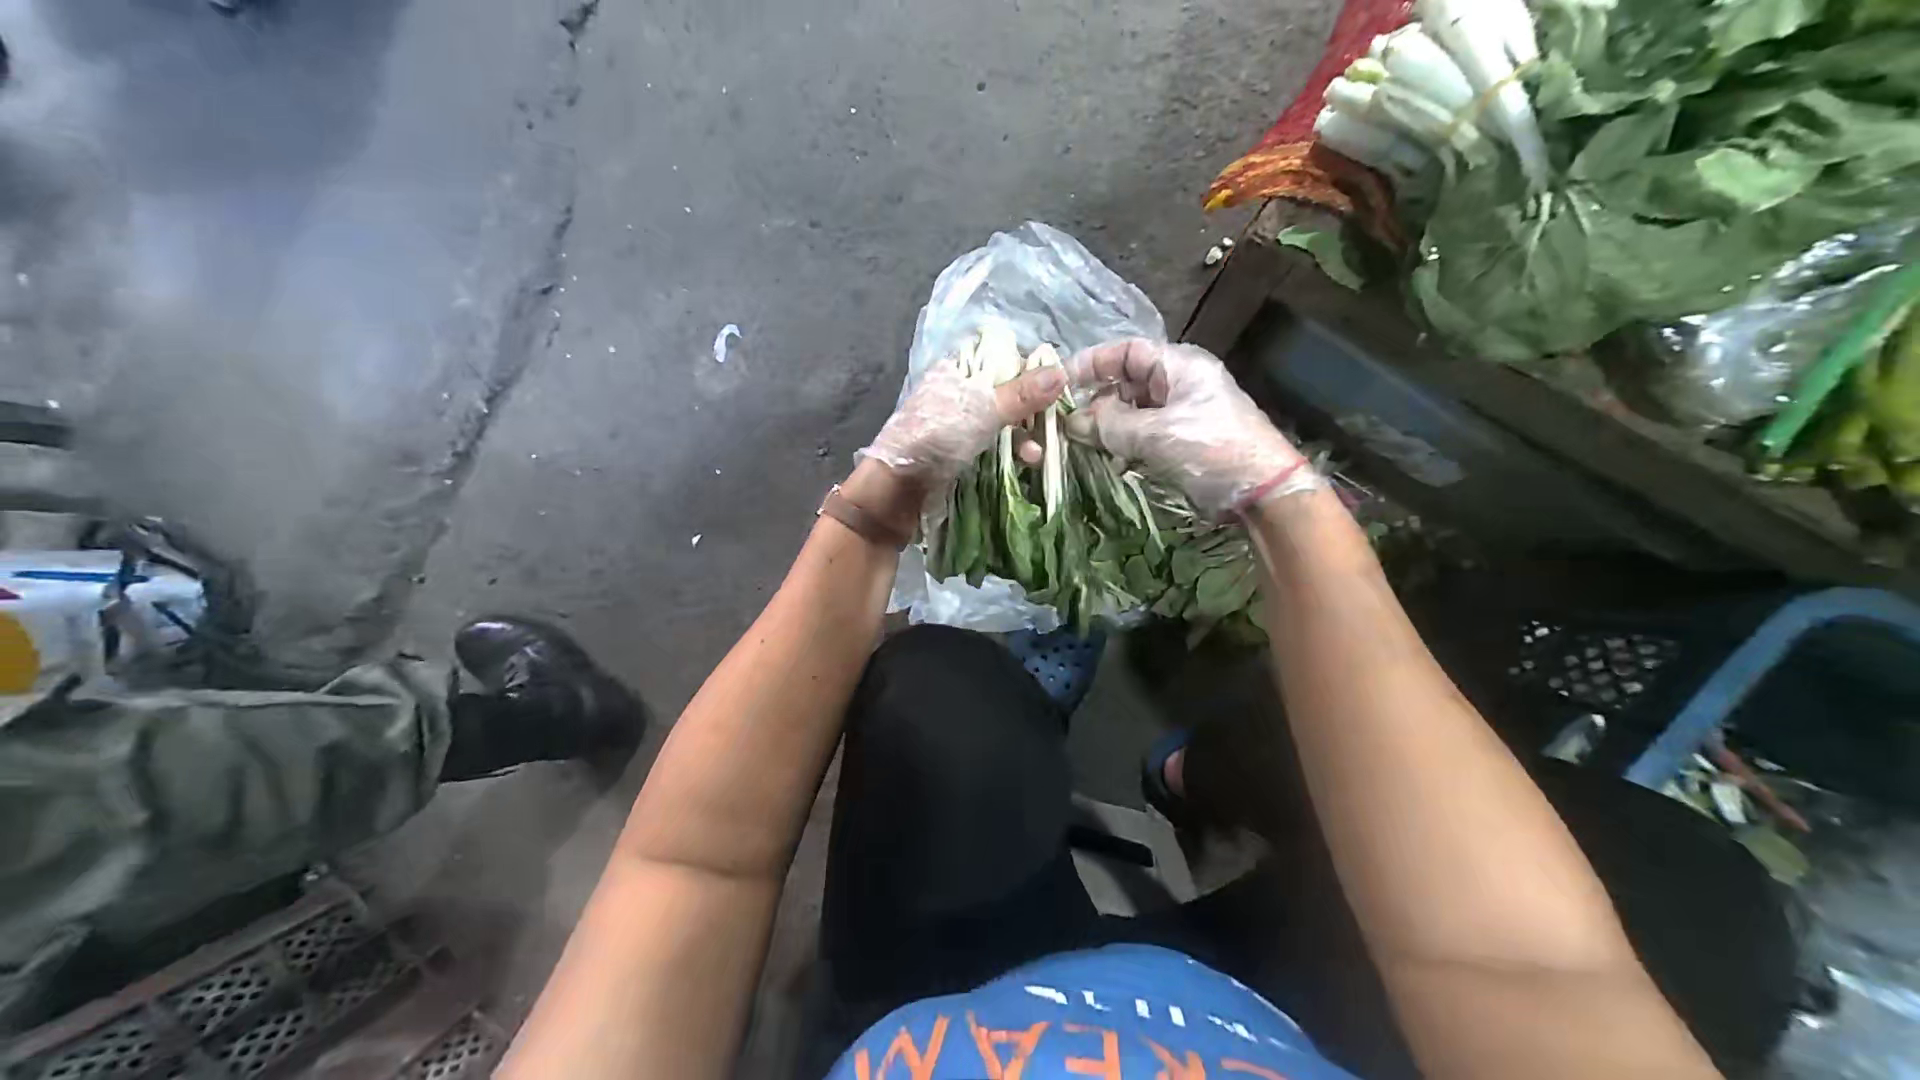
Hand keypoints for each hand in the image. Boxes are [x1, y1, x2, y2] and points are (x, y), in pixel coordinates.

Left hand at [860, 357, 1065, 479]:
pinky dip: (1013, 452)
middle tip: (1055, 424)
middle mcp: (959, 394)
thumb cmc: (937, 438)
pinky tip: (1027, 463)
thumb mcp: (983, 411)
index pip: (1001, 359)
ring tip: (1036, 455)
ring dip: (1025, 436)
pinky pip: (997, 446)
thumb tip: (1061, 374)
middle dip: (1033, 410)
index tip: (1058, 385)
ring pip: (1004, 423)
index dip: (1030, 370)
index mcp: (957, 372)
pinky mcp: (963, 453)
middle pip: (1007, 394)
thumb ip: (1021, 395)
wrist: (898, 490)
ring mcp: (961, 426)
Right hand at [1065, 339, 1314, 513]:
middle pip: (1125, 383)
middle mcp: (1178, 383)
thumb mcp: (1155, 434)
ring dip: (1108, 428)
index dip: (1091, 363)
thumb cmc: (1210, 450)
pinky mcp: (1180, 441)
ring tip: (1086, 445)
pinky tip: (1112, 462)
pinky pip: (1142, 435)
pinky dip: (1124, 446)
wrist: (1261, 492)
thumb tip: (1071, 422)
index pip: (1125, 352)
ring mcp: (1180, 413)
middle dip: (1097, 402)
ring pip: (1131, 412)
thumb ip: (1109, 425)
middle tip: (1070, 424)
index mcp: (1178, 365)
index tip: (1061, 383)